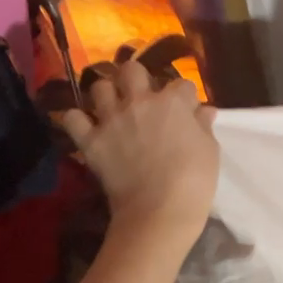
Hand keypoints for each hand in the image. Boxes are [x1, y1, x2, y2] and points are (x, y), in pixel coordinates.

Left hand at [61, 60, 219, 237]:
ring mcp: (111, 119)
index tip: (187, 109)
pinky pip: (72, 118)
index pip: (182, 84)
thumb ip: (203, 125)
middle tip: (142, 95)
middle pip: (131, 69)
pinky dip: (78, 120)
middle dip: (137, 78)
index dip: (185, 96)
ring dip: (107, 94)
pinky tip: (87, 126)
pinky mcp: (90, 141)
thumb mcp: (210, 150)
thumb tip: (203, 111)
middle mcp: (139, 102)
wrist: (159, 212)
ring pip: (99, 86)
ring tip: (113, 107)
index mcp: (173, 102)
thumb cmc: (195, 181)